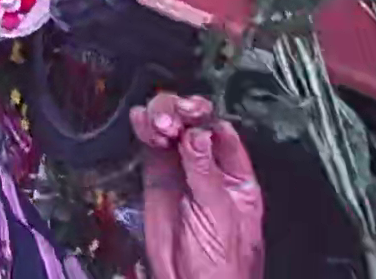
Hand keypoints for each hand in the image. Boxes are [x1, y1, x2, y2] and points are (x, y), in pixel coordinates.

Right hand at [130, 94, 264, 278]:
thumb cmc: (222, 268)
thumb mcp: (219, 216)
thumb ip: (205, 173)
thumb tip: (197, 133)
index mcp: (234, 173)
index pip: (220, 131)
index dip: (205, 117)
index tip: (192, 114)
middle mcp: (206, 163)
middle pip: (192, 122)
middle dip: (181, 112)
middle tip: (172, 121)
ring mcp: (180, 167)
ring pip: (170, 125)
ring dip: (161, 115)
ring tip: (158, 125)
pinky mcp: (156, 174)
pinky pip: (149, 142)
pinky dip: (143, 126)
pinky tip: (141, 120)